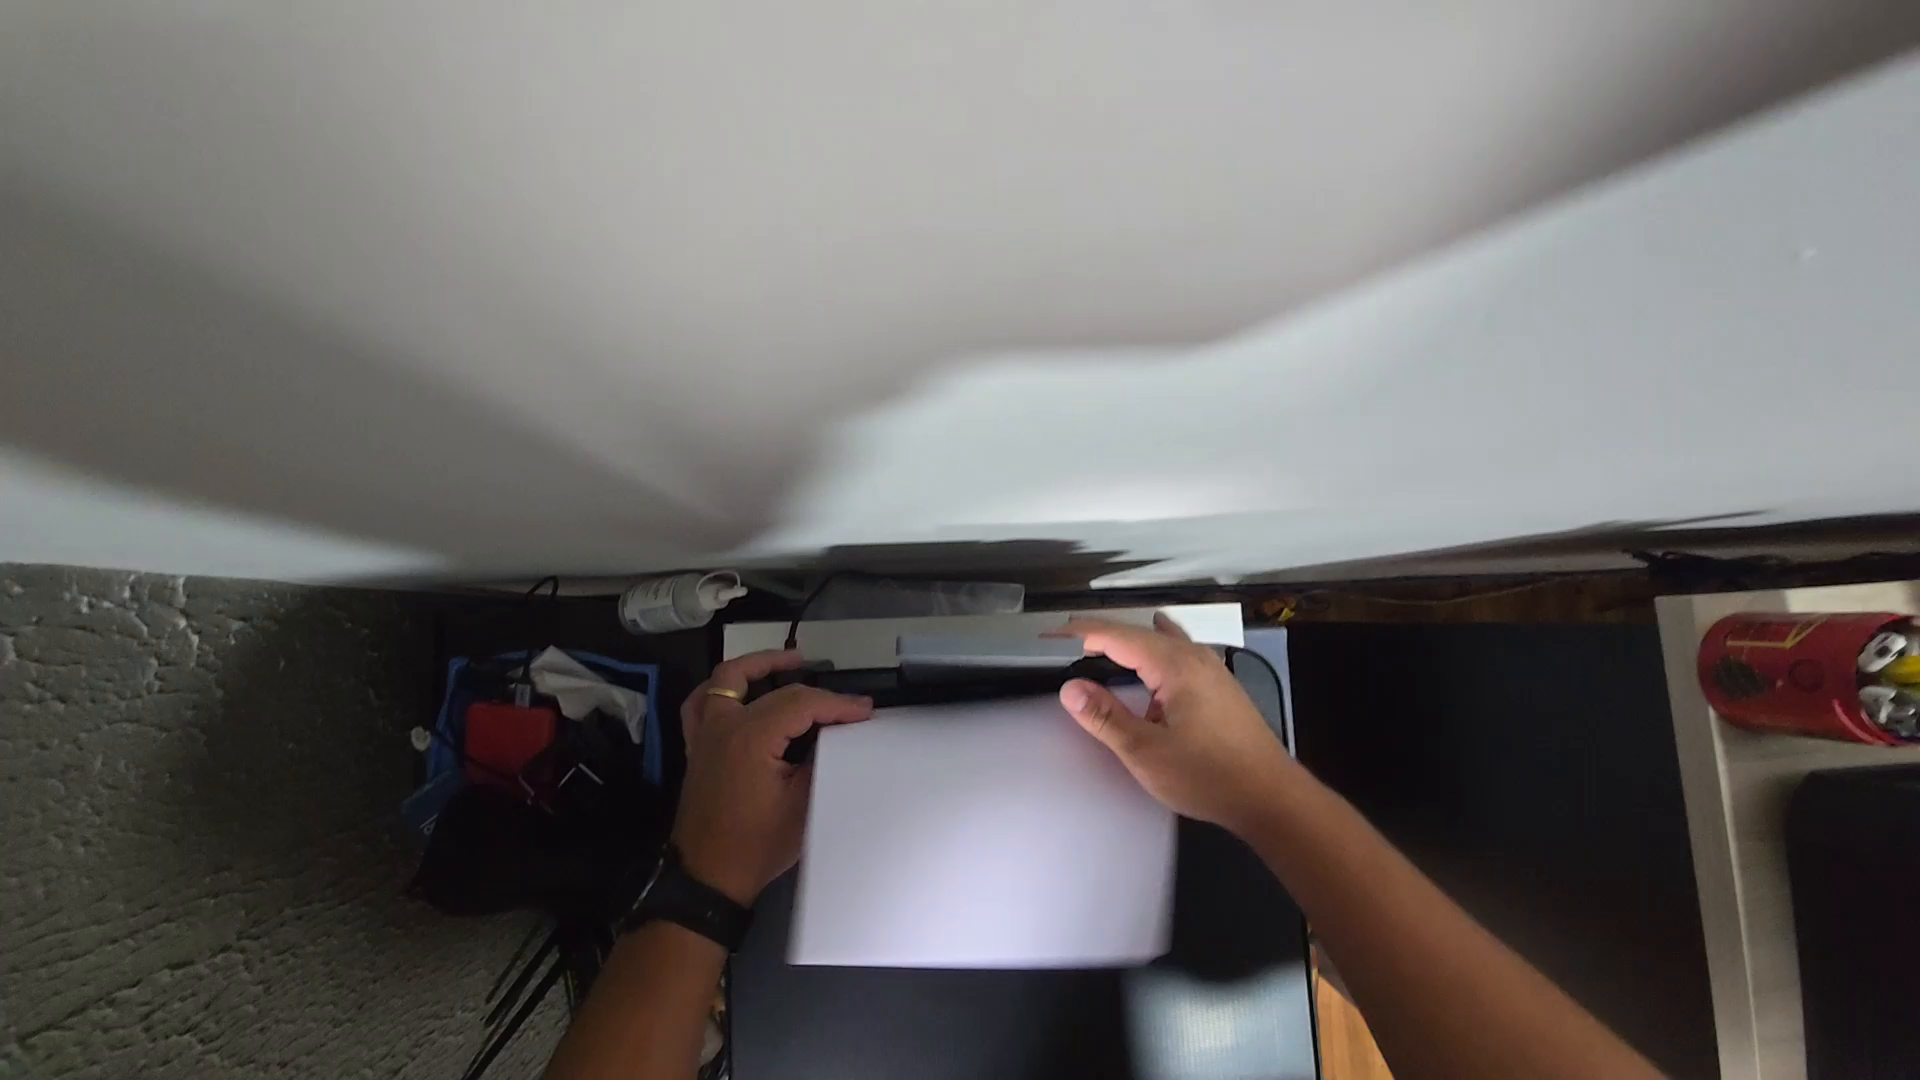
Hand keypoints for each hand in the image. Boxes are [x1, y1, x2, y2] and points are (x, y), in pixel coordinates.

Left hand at [671, 650, 873, 904]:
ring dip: (757, 666)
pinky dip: (720, 689)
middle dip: (812, 689)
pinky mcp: (697, 747)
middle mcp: (723, 725)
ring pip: (725, 679)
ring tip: (788, 663)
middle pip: (772, 688)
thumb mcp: (801, 803)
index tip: (865, 710)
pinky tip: (738, 690)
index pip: (801, 703)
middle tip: (840, 699)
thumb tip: (838, 732)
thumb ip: (820, 758)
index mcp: (750, 736)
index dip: (837, 703)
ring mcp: (705, 734)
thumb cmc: (756, 844)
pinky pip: (700, 704)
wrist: (706, 880)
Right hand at [1055, 613, 1295, 832]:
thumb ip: (1105, 717)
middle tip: (1067, 643)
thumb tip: (1069, 688)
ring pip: (1162, 639)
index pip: (1117, 635)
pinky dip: (1153, 648)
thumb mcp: (1145, 751)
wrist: (1272, 798)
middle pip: (1139, 632)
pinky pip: (1178, 651)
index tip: (1051, 635)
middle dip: (1101, 634)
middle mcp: (1194, 657)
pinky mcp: (1220, 685)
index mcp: (1174, 665)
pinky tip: (1154, 654)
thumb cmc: (1207, 776)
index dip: (1081, 632)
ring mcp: (1212, 669)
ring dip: (1128, 641)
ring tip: (1100, 647)